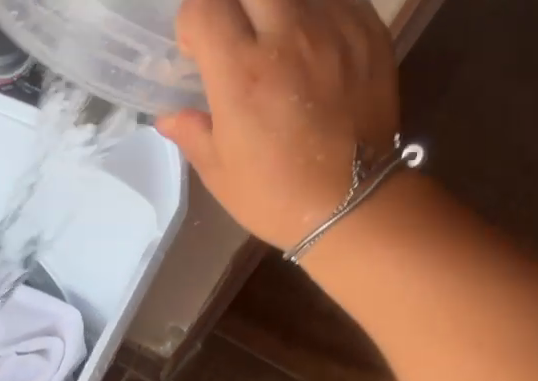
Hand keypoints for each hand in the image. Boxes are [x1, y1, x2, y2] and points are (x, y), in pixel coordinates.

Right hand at [156, 0, 400, 250]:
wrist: (354, 203)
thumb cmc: (275, 195)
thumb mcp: (219, 172)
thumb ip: (193, 132)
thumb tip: (170, 116)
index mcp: (242, 74)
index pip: (204, 7)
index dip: (193, 23)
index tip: (196, 50)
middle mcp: (289, 37)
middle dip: (232, 7)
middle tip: (234, 38)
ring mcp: (334, 28)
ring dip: (274, 9)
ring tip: (274, 41)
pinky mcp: (368, 30)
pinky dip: (314, 12)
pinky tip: (309, 45)